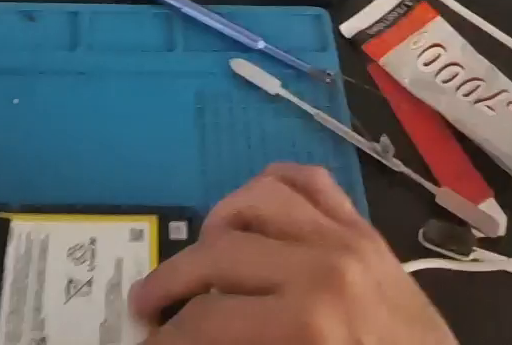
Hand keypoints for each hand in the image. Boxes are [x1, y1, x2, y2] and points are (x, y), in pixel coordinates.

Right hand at [131, 163, 456, 344]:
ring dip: (219, 221)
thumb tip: (191, 336)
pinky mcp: (366, 230)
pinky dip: (276, 182)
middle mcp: (322, 263)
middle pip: (222, 253)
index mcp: (306, 321)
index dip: (168, 337)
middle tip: (146, 304)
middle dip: (174, 280)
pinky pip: (312, 182)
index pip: (209, 320)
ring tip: (203, 252)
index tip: (145, 344)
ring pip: (260, 197)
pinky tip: (254, 203)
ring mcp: (348, 238)